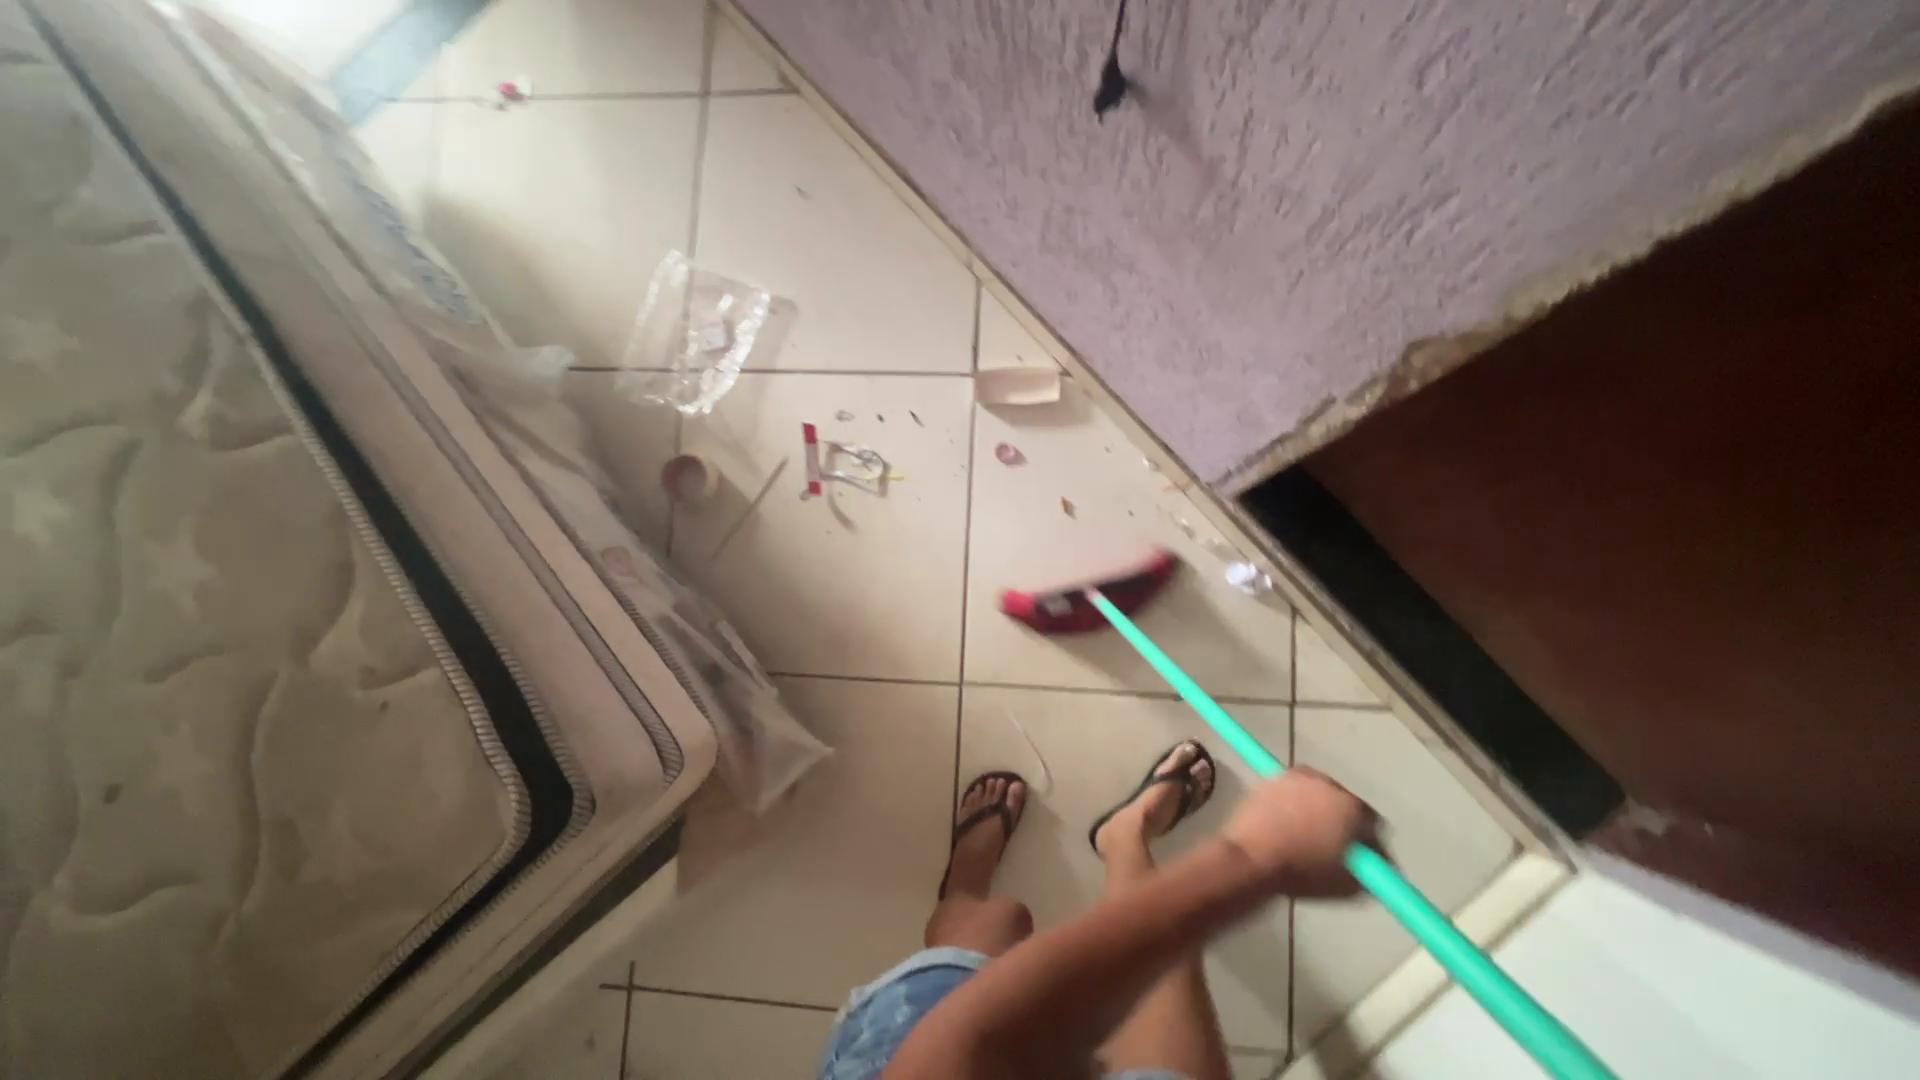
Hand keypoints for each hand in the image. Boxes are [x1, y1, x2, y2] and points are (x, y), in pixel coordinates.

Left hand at [1219, 767, 1378, 898]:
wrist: (1251, 856)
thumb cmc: (1301, 871)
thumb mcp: (1348, 883)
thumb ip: (1368, 871)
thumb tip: (1371, 867)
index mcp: (1352, 807)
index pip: (1372, 823)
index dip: (1368, 842)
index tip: (1362, 858)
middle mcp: (1328, 783)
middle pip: (1344, 802)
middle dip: (1342, 820)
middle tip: (1333, 842)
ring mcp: (1298, 777)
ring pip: (1317, 792)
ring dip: (1317, 807)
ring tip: (1306, 830)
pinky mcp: (1273, 777)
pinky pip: (1293, 790)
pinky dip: (1294, 801)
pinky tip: (1286, 820)